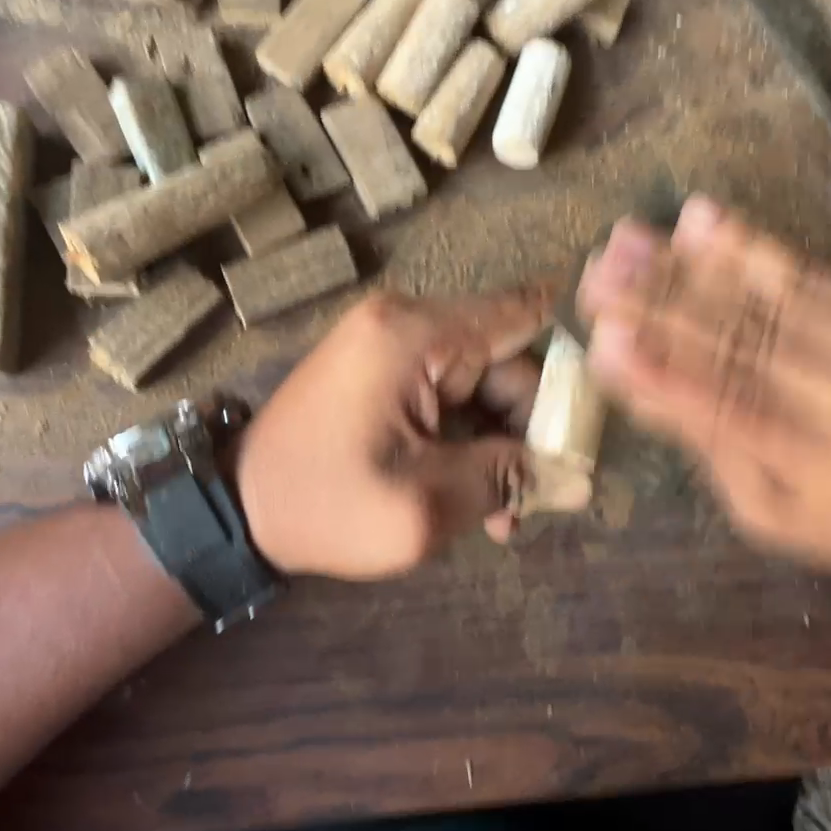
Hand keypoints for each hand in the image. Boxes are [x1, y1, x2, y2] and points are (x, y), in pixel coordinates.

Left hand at [237, 286, 551, 580]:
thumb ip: (507, 480)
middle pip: (503, 362)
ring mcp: (390, 346)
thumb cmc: (326, 505)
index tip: (593, 409)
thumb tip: (578, 477)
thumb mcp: (425, 506)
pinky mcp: (381, 373)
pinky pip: (446, 396)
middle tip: (534, 498)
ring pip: (479, 386)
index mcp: (413, 335)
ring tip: (500, 514)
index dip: (565, 361)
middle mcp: (404, 324)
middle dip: (525, 430)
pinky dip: (464, 439)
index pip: (521, 315)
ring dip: (495, 445)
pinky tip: (470, 494)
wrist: (236, 511)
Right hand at [577, 195, 830, 575]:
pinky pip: (807, 274)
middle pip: (744, 345)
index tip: (601, 336)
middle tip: (595, 274)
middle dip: (660, 305)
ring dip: (688, 266)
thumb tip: (627, 372)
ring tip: (627, 240)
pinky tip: (699, 219)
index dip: (663, 371)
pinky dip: (745, 246)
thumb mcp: (767, 509)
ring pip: (768, 301)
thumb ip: (707, 440)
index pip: (732, 409)